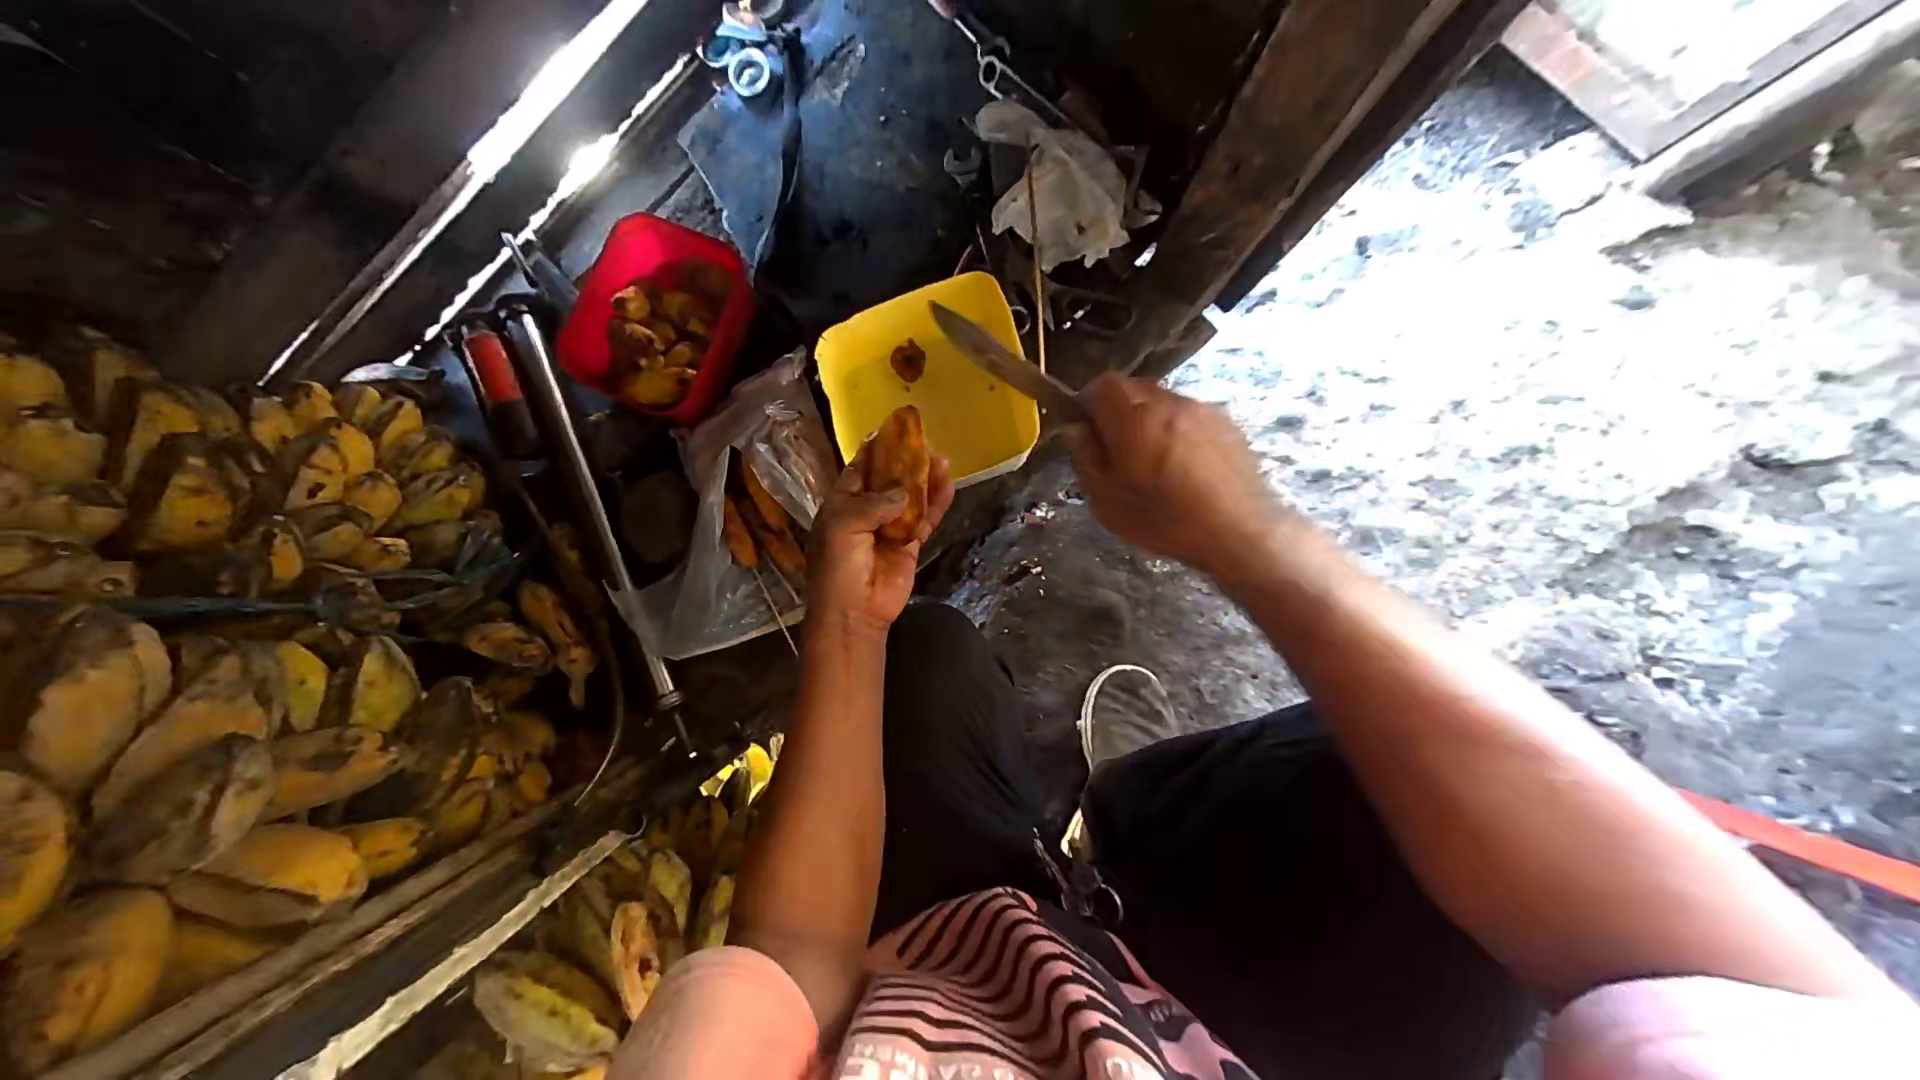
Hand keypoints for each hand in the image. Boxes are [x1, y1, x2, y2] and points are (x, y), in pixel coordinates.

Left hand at [806, 447, 954, 636]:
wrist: (853, 612)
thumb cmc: (838, 566)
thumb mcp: (844, 526)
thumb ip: (874, 503)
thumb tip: (905, 491)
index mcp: (841, 505)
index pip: (858, 470)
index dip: (874, 450)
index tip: (892, 429)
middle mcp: (865, 513)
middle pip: (888, 480)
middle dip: (905, 461)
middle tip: (924, 440)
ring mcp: (889, 528)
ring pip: (911, 497)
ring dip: (925, 479)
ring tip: (943, 458)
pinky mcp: (910, 545)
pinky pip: (926, 518)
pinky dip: (937, 503)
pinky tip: (949, 484)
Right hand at [1067, 374, 1290, 579]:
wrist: (1237, 530)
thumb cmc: (1163, 520)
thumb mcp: (1106, 500)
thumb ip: (1086, 458)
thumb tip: (1076, 430)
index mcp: (1132, 417)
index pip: (1102, 384)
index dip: (1090, 404)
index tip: (1090, 432)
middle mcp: (1167, 402)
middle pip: (1134, 389)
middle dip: (1120, 412)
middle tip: (1120, 450)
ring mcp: (1201, 409)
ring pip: (1164, 402)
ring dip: (1151, 421)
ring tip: (1156, 462)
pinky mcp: (1226, 423)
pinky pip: (1190, 416)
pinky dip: (1179, 431)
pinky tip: (1185, 467)